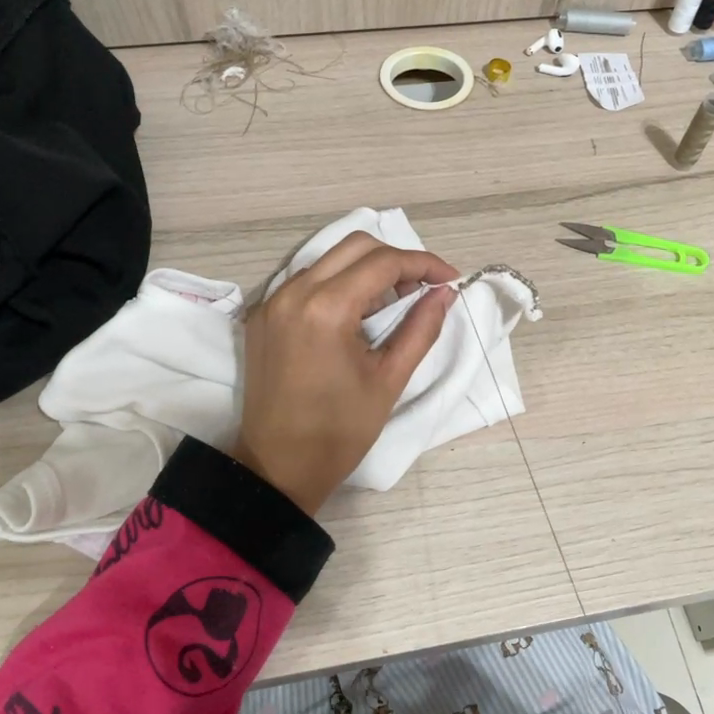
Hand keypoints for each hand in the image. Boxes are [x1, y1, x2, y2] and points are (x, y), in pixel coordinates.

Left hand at [233, 232, 459, 513]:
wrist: (278, 467)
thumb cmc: (339, 432)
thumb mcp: (389, 380)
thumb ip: (421, 329)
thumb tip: (444, 294)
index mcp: (326, 308)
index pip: (384, 262)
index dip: (424, 264)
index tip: (450, 281)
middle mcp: (294, 292)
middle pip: (355, 246)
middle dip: (396, 260)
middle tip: (422, 290)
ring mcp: (272, 301)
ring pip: (329, 258)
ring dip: (366, 269)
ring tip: (393, 302)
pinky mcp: (262, 315)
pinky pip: (306, 279)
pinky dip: (338, 283)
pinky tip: (357, 313)